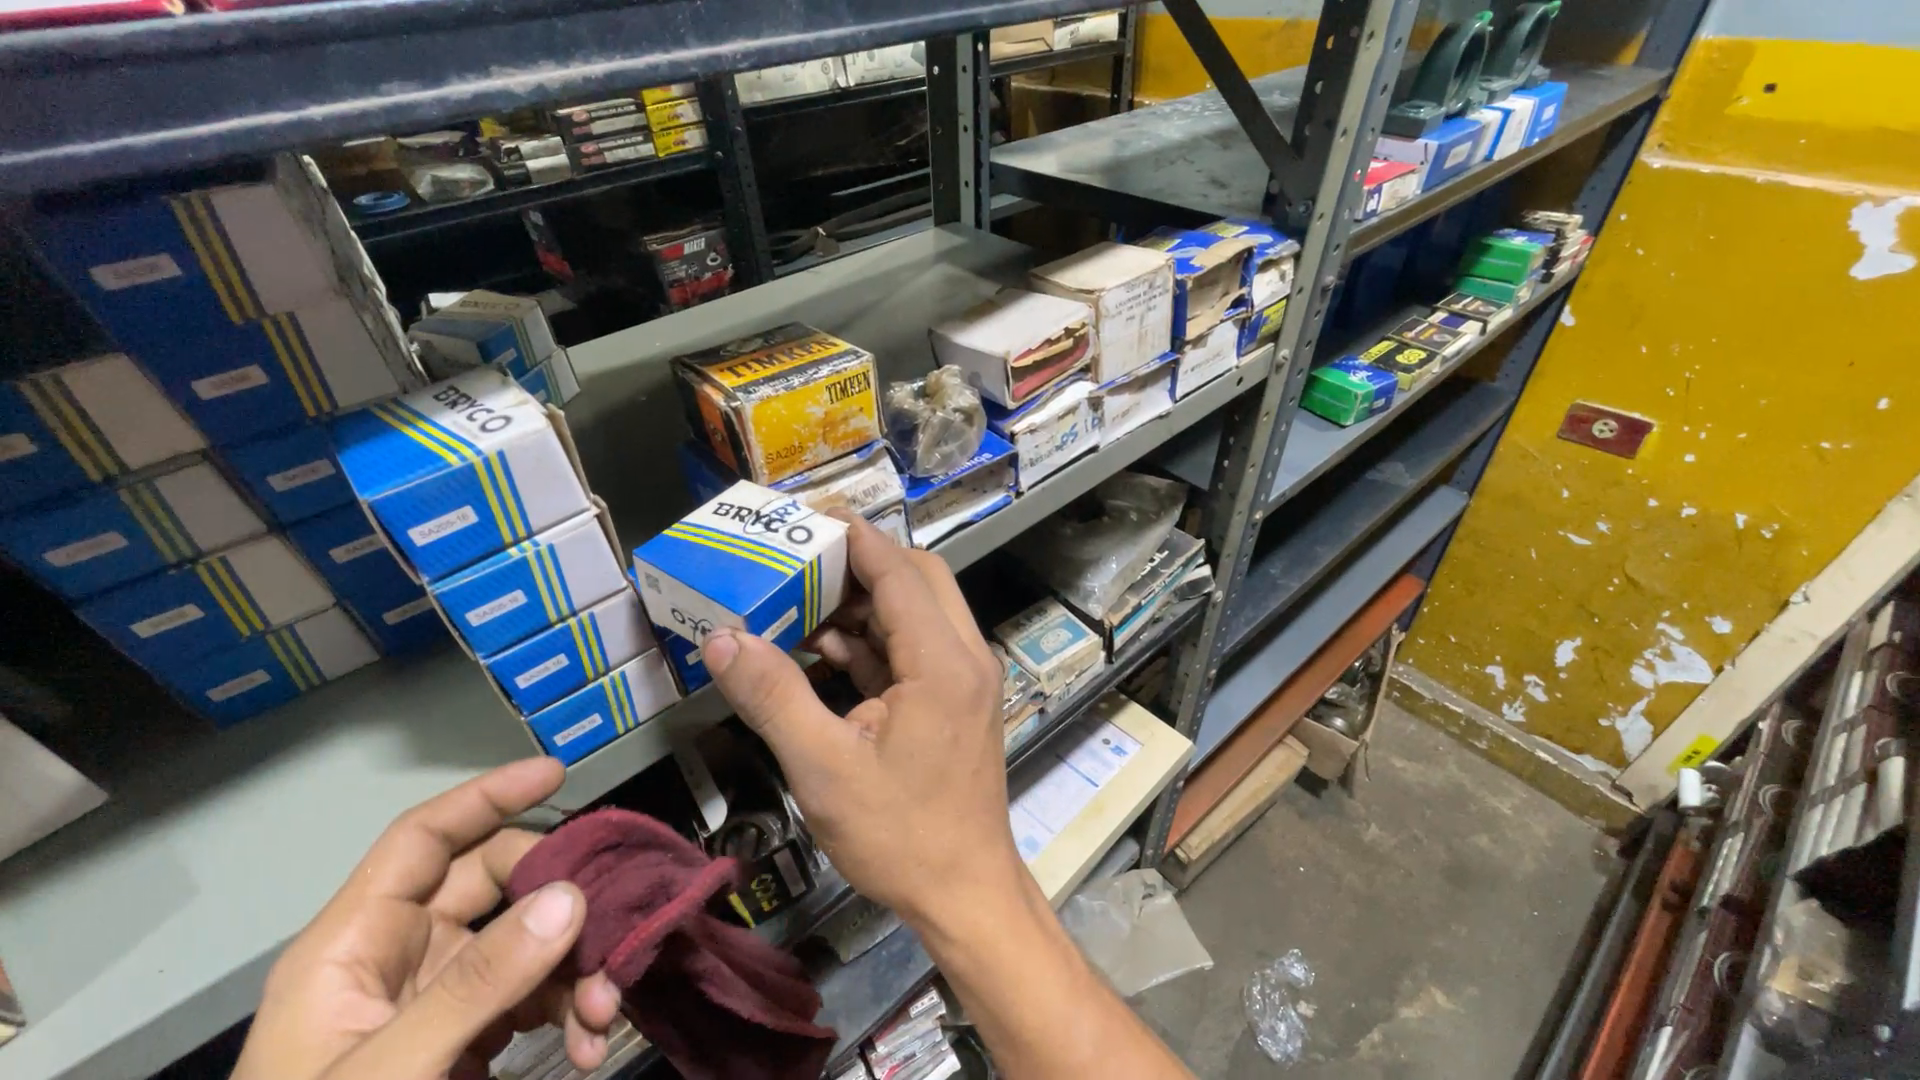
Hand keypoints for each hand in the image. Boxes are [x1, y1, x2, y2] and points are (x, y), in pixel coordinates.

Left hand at [233, 758, 622, 1079]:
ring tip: (607, 1010)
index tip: (557, 772)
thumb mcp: (385, 1077)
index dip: (486, 797)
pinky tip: (592, 1044)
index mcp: (352, 947)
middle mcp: (397, 958)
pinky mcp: (468, 1039)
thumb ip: (474, 988)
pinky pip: (534, 995)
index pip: (422, 841)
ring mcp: (436, 999)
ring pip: (526, 941)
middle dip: (559, 899)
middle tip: (611, 924)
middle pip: (494, 885)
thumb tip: (569, 898)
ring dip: (577, 965)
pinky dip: (570, 1009)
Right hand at [699, 514, 1027, 931]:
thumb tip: (719, 638)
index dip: (854, 539)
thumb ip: (772, 695)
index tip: (809, 517)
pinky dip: (873, 642)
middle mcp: (964, 657)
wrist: (964, 893)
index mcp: (941, 661)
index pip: (898, 572)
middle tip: (800, 562)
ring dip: (864, 605)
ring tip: (799, 605)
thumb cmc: (899, 834)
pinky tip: (823, 652)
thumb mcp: (823, 766)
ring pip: (918, 613)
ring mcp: (965, 680)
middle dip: (860, 566)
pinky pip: (915, 650)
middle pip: (918, 580)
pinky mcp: (956, 702)